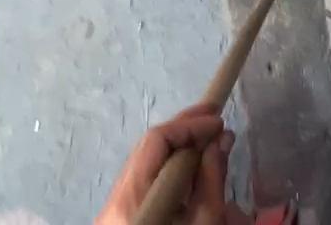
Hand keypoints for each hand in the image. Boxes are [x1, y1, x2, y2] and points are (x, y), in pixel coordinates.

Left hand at [94, 104, 240, 224]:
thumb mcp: (206, 222)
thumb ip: (212, 177)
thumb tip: (221, 138)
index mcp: (133, 203)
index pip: (157, 142)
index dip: (190, 124)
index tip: (220, 120)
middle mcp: (113, 202)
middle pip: (146, 148)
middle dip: (184, 128)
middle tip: (216, 116)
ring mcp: (110, 213)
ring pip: (143, 164)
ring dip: (177, 146)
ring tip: (207, 136)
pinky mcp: (116, 221)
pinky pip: (142, 181)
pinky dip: (167, 167)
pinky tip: (190, 165)